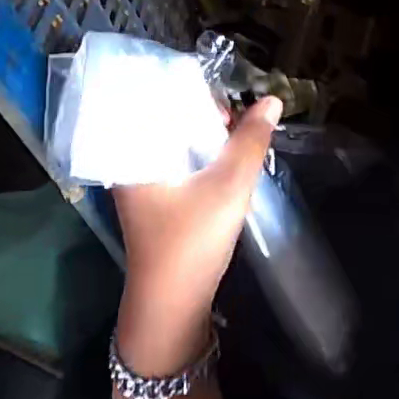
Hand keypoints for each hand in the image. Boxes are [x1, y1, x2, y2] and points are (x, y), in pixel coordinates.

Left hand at [113, 96, 281, 373]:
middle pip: (161, 116)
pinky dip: (194, 152)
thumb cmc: (190, 242)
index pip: (151, 96)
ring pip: (169, 138)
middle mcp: (127, 158)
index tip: (221, 103)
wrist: (170, 307)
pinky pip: (171, 157)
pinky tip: (218, 158)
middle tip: (231, 122)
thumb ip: (250, 142)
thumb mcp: (227, 187)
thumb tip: (271, 100)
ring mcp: (137, 179)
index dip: (187, 91)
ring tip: (230, 137)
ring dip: (199, 134)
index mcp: (131, 148)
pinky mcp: (150, 195)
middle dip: (198, 112)